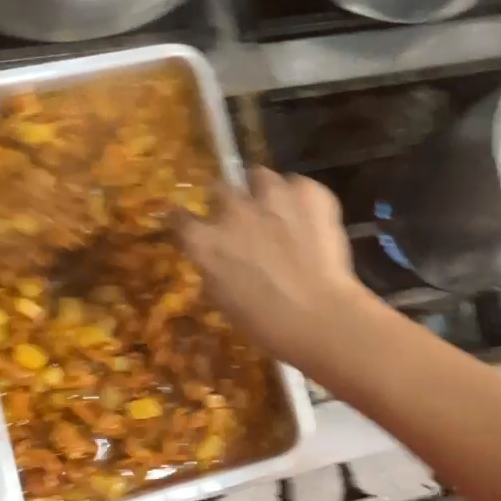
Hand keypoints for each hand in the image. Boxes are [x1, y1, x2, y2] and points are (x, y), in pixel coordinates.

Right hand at [177, 166, 376, 368]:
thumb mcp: (223, 299)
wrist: (320, 317)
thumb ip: (214, 268)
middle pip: (220, 188)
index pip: (180, 218)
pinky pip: (298, 185)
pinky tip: (311, 222)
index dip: (186, 220)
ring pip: (260, 177)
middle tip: (244, 219)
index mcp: (204, 242)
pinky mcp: (307, 192)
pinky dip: (301, 200)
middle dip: (230, 201)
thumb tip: (218, 257)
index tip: (193, 224)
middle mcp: (232, 210)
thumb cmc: (266, 323)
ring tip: (281, 213)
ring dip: (265, 193)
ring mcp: (270, 196)